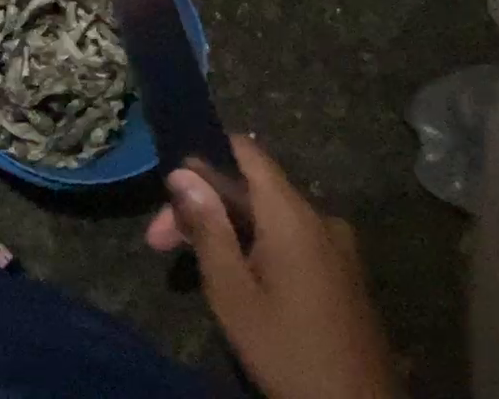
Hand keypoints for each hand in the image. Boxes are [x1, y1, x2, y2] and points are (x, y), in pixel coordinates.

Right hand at [146, 136, 399, 398]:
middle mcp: (318, 220)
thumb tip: (182, 173)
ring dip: (222, 229)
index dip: (205, 152)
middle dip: (200, 206)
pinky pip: (288, 238)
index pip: (247, 152)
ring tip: (185, 258)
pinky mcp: (341, 273)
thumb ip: (207, 226)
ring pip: (266, 217)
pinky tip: (228, 271)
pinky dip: (252, 244)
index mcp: (292, 216)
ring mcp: (335, 247)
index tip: (167, 176)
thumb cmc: (287, 347)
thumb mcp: (231, 290)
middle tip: (157, 239)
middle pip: (249, 190)